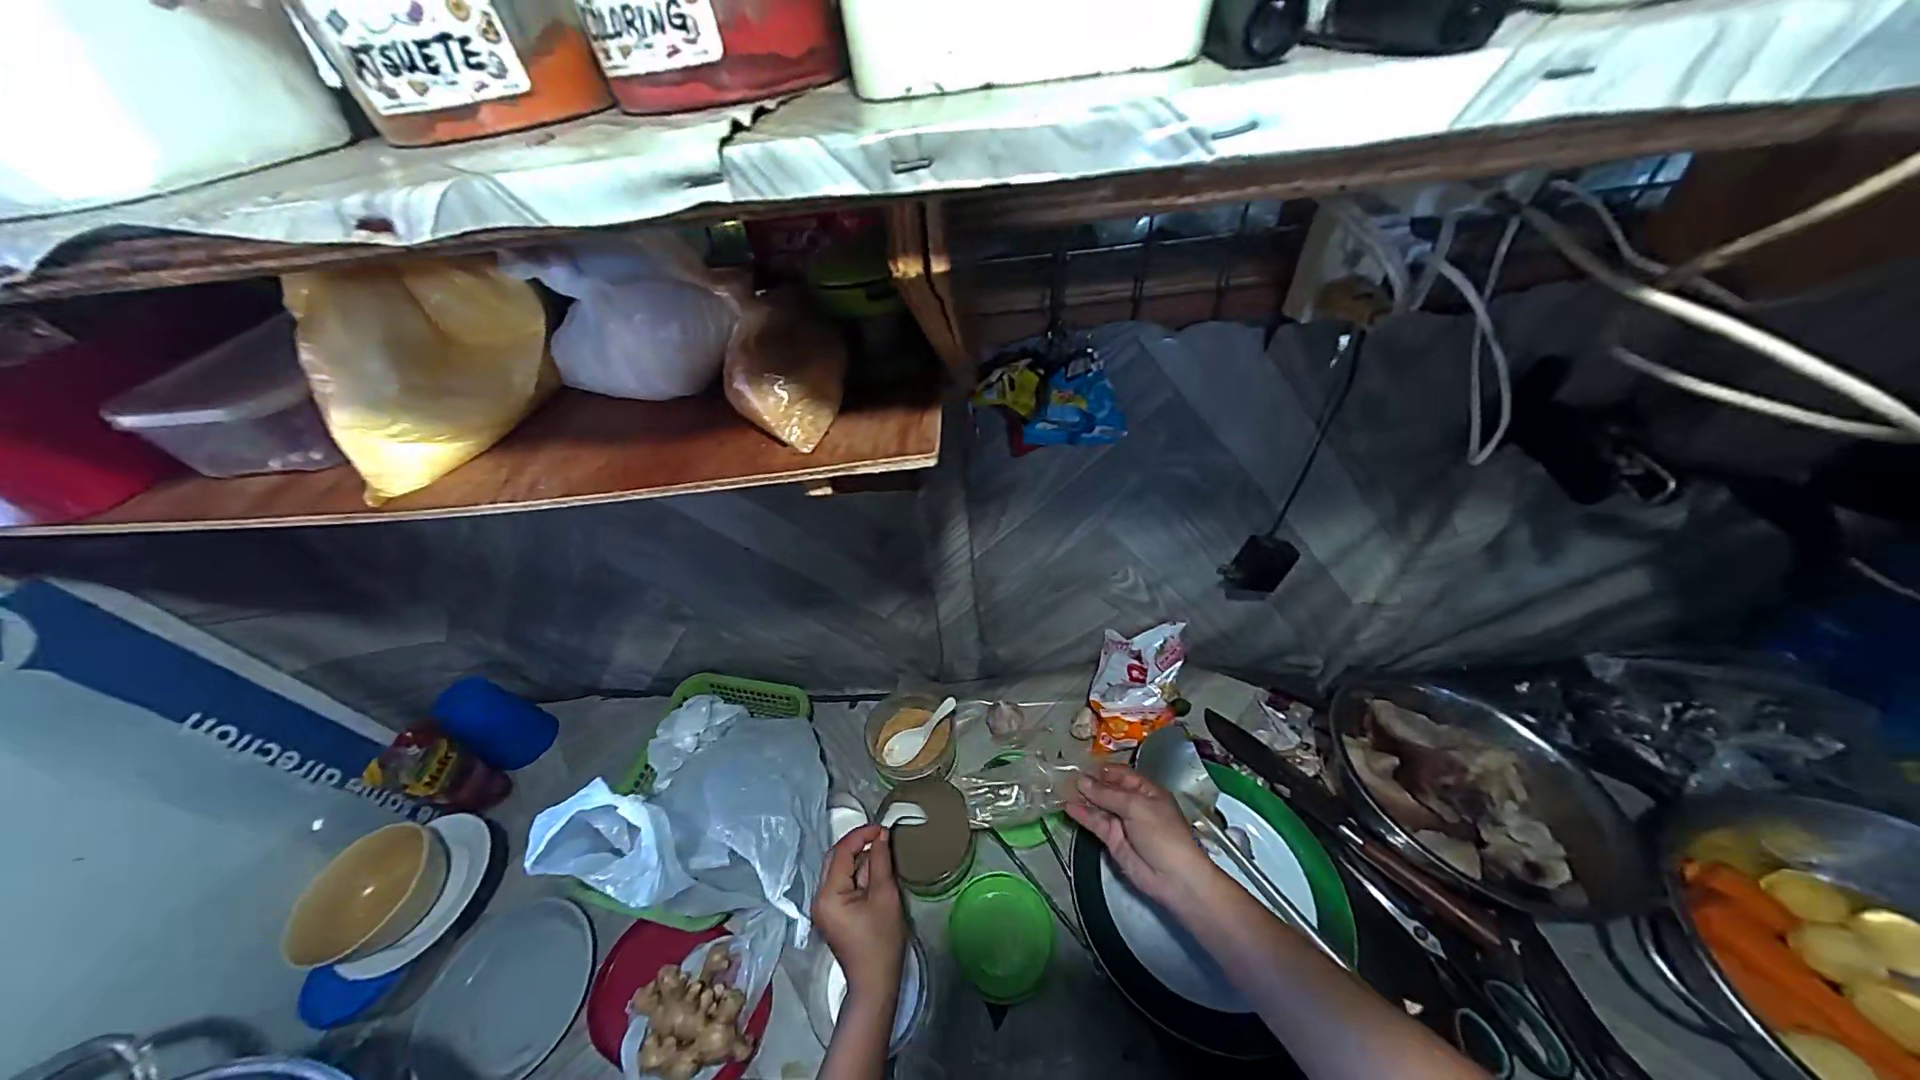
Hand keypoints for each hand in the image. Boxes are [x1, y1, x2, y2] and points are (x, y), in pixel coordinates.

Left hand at [812, 824, 905, 998]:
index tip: (883, 827)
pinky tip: (874, 872)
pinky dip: (856, 873)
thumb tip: (881, 835)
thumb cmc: (882, 941)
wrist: (875, 983)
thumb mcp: (885, 895)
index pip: (842, 852)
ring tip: (882, 853)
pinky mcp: (831, 913)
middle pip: (835, 858)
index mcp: (828, 894)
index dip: (861, 835)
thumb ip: (881, 861)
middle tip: (882, 837)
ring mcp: (823, 907)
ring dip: (859, 858)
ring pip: (838, 869)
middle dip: (858, 844)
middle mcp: (819, 898)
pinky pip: (841, 883)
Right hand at [1067, 763, 1219, 911]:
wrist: (1174, 878)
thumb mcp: (1137, 807)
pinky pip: (1095, 823)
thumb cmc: (1163, 833)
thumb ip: (1107, 794)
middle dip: (1088, 783)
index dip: (1101, 770)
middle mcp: (1133, 804)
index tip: (1080, 764)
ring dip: (1082, 798)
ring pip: (1099, 806)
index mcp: (1146, 790)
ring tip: (1061, 788)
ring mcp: (1122, 822)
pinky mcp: (1112, 839)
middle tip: (1065, 775)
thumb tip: (1082, 780)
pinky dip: (1082, 815)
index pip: (1120, 774)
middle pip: (1107, 789)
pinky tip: (1068, 806)